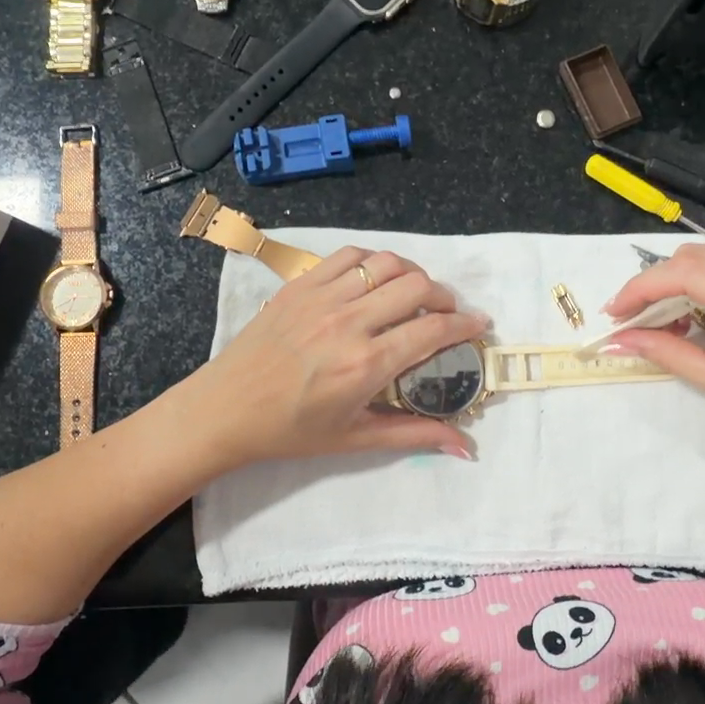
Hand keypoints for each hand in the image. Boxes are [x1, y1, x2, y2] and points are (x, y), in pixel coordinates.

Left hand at [170, 247, 487, 468]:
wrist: (225, 409)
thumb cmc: (290, 431)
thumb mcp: (355, 438)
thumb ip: (414, 434)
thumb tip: (466, 447)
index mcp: (365, 365)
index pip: (432, 331)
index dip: (465, 325)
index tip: (479, 325)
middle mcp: (348, 323)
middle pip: (417, 287)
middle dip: (445, 296)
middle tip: (448, 312)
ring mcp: (322, 298)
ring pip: (386, 263)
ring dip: (412, 274)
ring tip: (416, 292)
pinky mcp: (300, 285)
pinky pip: (349, 256)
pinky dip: (373, 261)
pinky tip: (376, 279)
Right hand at [602, 246, 704, 435]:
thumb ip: (673, 358)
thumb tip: (622, 341)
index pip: (690, 274)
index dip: (642, 288)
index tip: (615, 315)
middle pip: (692, 257)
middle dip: (652, 286)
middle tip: (633, 322)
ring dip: (672, 282)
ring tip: (662, 321)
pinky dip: (696, 280)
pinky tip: (692, 310)